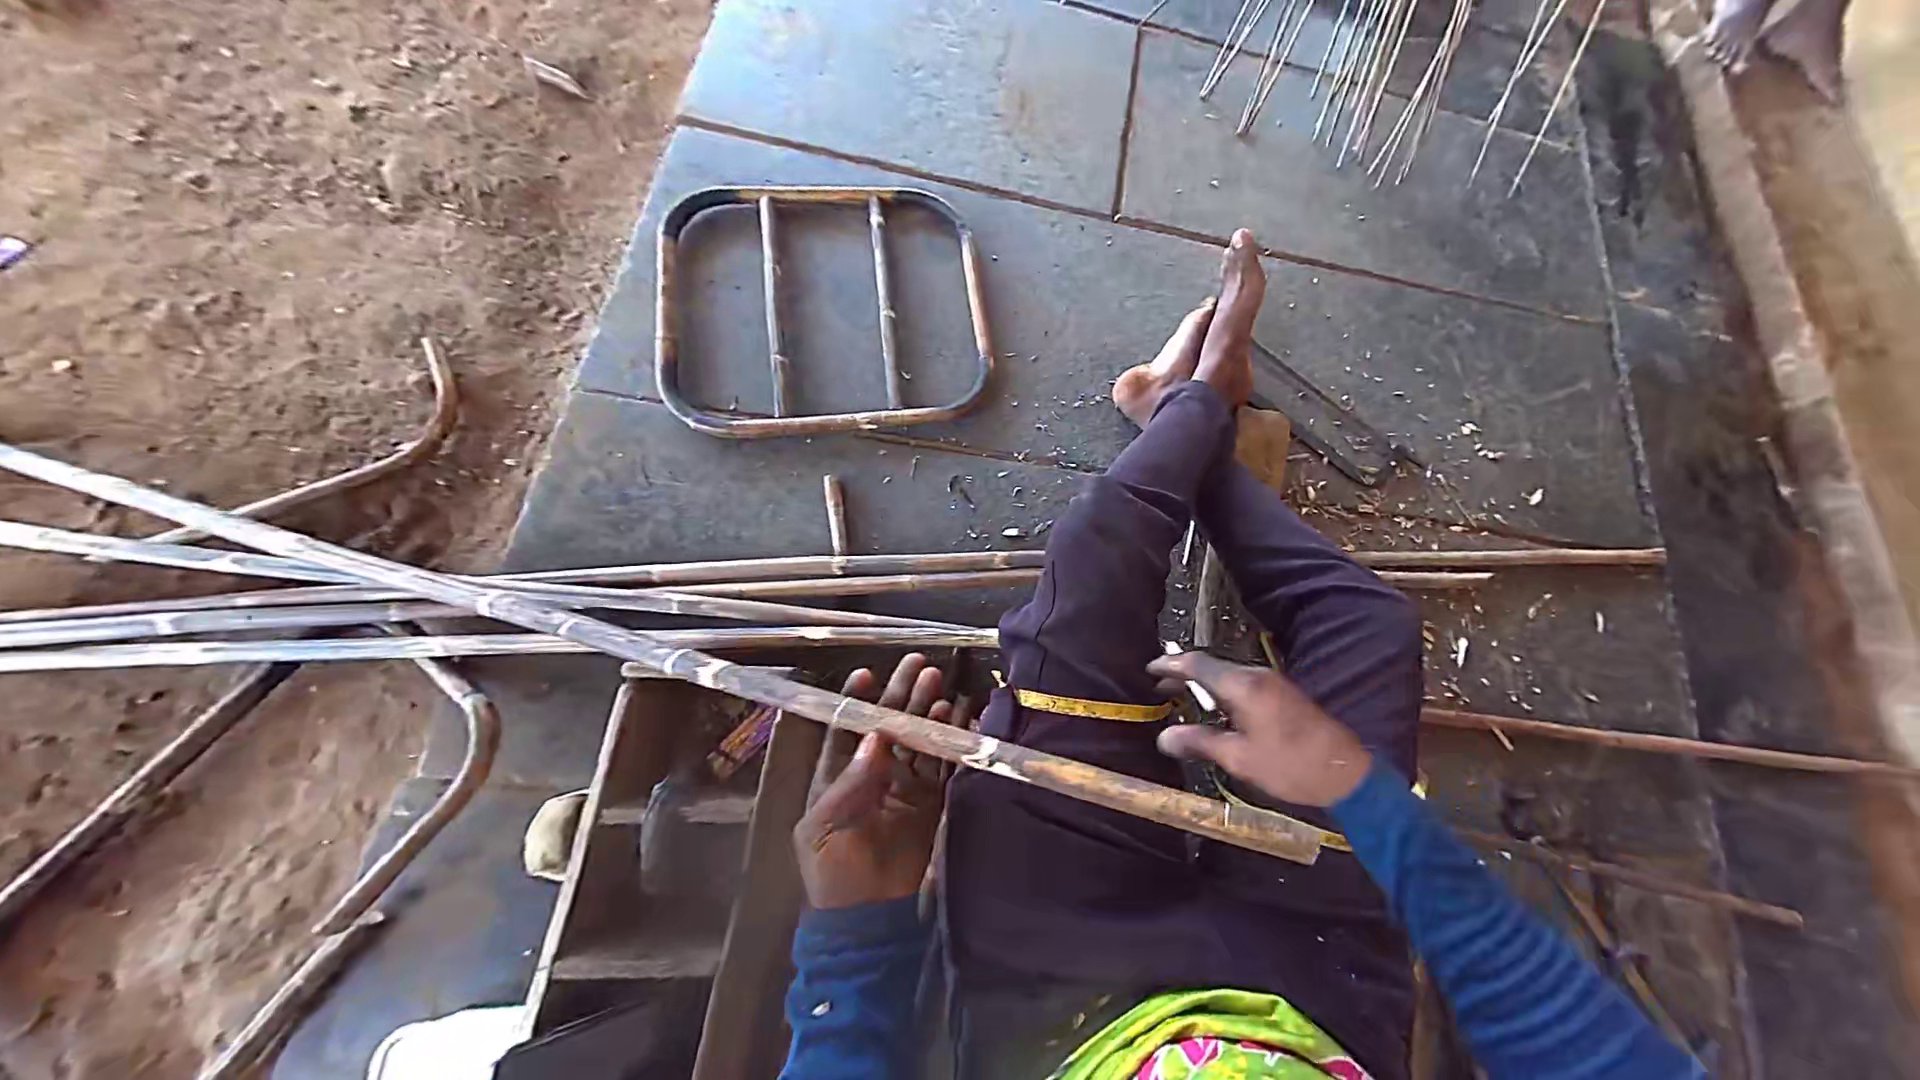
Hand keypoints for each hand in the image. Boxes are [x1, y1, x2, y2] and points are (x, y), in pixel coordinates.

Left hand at [794, 653, 956, 908]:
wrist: (868, 919)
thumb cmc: (833, 872)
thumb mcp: (823, 827)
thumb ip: (849, 781)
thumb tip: (874, 736)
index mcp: (839, 775)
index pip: (848, 727)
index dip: (857, 699)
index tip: (867, 673)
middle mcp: (874, 773)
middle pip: (890, 724)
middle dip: (903, 694)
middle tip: (921, 667)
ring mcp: (905, 786)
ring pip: (920, 738)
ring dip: (929, 711)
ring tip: (941, 686)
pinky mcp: (932, 802)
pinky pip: (944, 765)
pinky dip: (953, 742)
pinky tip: (960, 718)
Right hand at [1149, 650, 1372, 806]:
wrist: (1347, 775)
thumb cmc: (1290, 766)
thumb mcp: (1239, 758)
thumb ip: (1199, 742)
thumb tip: (1164, 737)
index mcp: (1242, 686)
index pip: (1197, 664)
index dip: (1170, 664)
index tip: (1149, 669)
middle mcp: (1255, 676)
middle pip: (1211, 665)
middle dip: (1183, 672)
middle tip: (1160, 685)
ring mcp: (1271, 682)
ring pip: (1226, 673)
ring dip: (1202, 681)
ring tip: (1180, 693)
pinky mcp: (1281, 693)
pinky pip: (1240, 682)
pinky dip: (1219, 688)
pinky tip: (1213, 705)